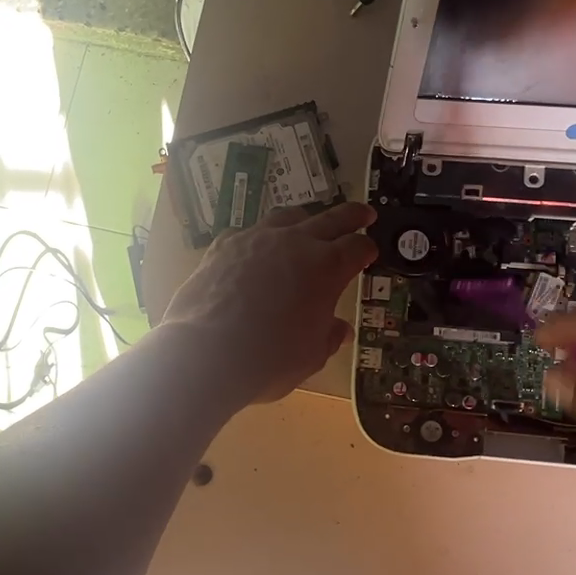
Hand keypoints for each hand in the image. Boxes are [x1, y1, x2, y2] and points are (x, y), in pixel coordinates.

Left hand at [163, 202, 378, 404]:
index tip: (369, 254)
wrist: (206, 352)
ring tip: (307, 225)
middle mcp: (295, 243)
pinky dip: (259, 238)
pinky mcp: (223, 245)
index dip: (366, 250)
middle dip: (352, 215)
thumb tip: (339, 329)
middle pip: (331, 219)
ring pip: (287, 217)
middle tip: (364, 213)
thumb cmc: (269, 360)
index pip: (356, 248)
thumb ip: (327, 337)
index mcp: (327, 268)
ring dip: (303, 220)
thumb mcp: (310, 356)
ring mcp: (256, 239)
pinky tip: (255, 248)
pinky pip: (247, 232)